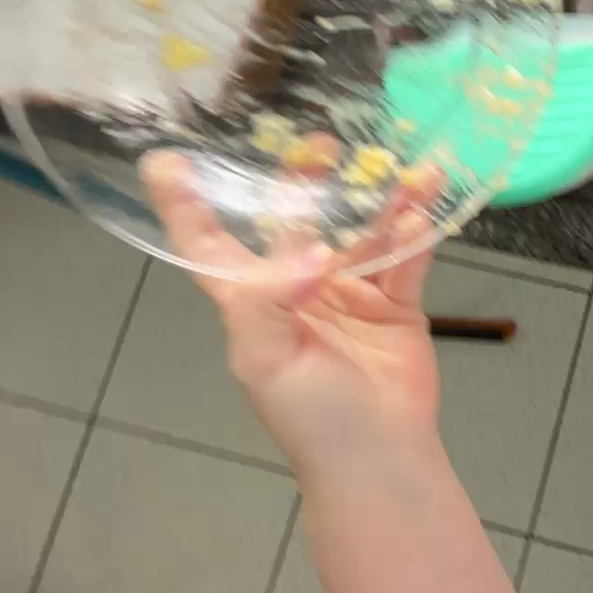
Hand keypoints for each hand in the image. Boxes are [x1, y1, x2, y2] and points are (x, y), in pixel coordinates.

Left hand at [140, 151, 444, 474]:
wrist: (380, 451)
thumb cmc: (311, 415)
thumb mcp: (268, 363)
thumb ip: (272, 302)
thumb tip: (311, 252)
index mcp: (255, 302)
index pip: (211, 247)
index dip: (187, 207)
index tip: (166, 162)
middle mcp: (303, 287)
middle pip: (299, 222)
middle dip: (305, 181)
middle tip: (319, 141)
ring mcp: (354, 293)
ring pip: (369, 235)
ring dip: (389, 203)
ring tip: (415, 170)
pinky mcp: (397, 303)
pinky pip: (408, 261)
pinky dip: (418, 238)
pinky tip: (426, 212)